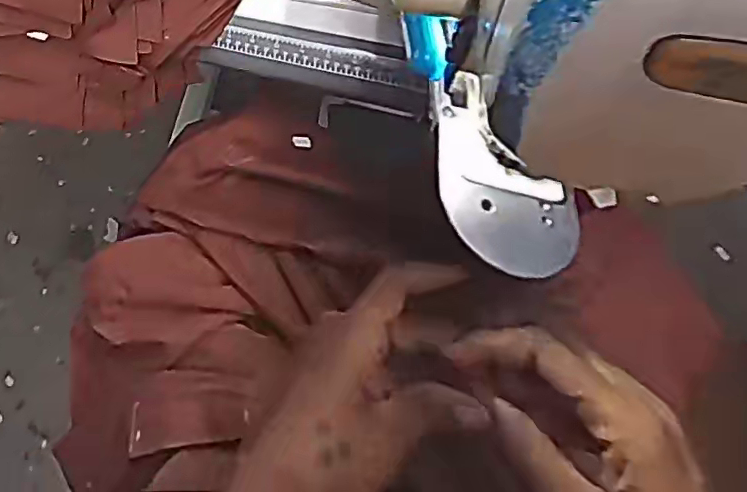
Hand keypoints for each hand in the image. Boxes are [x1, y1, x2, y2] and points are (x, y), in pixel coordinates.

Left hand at [227, 264, 492, 491]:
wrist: (267, 479)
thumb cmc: (326, 449)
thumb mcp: (386, 433)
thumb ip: (430, 409)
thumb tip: (479, 405)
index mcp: (350, 329)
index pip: (393, 283)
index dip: (429, 274)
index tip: (463, 275)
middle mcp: (333, 329)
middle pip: (390, 314)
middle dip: (433, 327)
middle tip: (476, 341)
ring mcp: (319, 350)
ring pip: (376, 337)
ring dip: (413, 349)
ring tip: (456, 368)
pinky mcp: (313, 375)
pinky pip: (360, 356)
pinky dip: (391, 365)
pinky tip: (413, 389)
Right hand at [447, 327, 704, 491]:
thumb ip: (534, 455)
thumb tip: (485, 402)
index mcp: (628, 409)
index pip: (546, 344)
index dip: (492, 341)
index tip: (453, 353)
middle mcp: (639, 394)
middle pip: (558, 341)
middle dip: (504, 345)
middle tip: (461, 360)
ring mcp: (646, 409)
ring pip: (568, 360)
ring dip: (520, 366)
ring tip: (479, 379)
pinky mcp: (644, 428)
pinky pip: (583, 388)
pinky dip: (544, 389)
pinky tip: (516, 403)